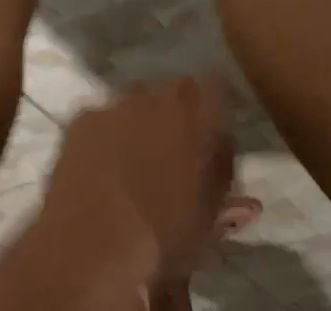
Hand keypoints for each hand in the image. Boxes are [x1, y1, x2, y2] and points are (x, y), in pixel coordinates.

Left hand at [38, 77, 235, 288]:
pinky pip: (103, 115)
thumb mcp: (207, 228)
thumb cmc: (161, 239)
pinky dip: (107, 131)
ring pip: (137, 98)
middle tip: (178, 147)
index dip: (216, 106)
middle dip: (180, 111)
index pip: (216, 87)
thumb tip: (248, 201)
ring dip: (142, 118)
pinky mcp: (82, 117)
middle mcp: (158, 100)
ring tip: (138, 156)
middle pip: (176, 89)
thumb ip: (224, 202)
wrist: (92, 242)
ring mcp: (116, 104)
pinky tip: (103, 162)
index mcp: (199, 121)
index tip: (215, 130)